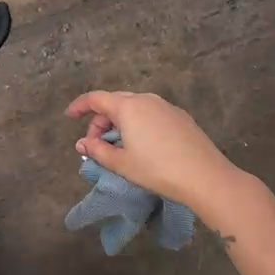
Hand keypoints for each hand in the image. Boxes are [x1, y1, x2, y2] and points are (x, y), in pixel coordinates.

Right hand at [66, 90, 241, 209]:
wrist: (206, 177)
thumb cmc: (158, 169)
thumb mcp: (122, 164)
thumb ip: (97, 151)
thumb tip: (82, 143)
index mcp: (128, 107)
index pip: (96, 98)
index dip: (79, 106)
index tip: (69, 116)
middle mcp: (146, 99)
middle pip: (115, 102)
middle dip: (100, 119)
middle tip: (95, 142)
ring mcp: (165, 106)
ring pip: (134, 107)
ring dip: (120, 122)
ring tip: (118, 146)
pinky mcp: (180, 116)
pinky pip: (150, 113)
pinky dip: (138, 124)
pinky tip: (143, 145)